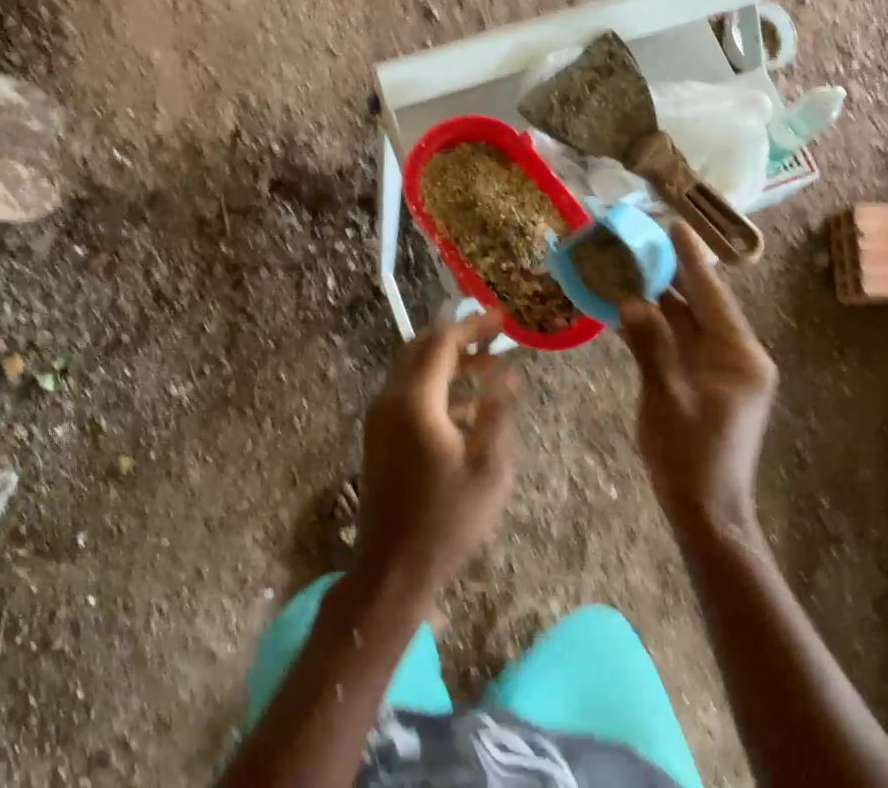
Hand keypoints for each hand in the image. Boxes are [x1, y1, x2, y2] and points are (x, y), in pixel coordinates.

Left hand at [357, 310, 520, 587]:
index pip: (442, 343)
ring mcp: (380, 420)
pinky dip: (438, 389)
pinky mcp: (380, 439)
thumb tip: (507, 370)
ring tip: (491, 369)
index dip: (473, 326)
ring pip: (414, 373)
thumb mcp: (488, 466)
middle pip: (422, 350)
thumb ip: (496, 411)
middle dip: (459, 337)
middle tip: (496, 335)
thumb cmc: (448, 518)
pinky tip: (468, 408)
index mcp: (414, 401)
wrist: (393, 567)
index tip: (504, 319)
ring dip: (449, 364)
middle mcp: (390, 401)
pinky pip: (408, 396)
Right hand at [618, 224, 778, 525]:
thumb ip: (650, 346)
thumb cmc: (690, 456)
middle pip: (701, 305)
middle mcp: (736, 357)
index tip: (674, 225)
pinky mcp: (705, 386)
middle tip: (642, 242)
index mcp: (739, 355)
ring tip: (631, 268)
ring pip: (689, 325)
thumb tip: (631, 301)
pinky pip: (681, 346)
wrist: (706, 510)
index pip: (712, 295)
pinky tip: (632, 313)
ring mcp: (721, 373)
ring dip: (661, 301)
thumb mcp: (667, 398)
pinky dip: (658, 329)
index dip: (691, 260)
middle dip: (671, 275)